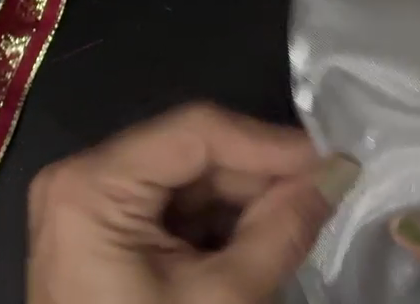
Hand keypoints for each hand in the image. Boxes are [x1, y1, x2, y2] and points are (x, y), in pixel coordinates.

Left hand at [28, 102, 360, 303]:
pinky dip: (218, 223)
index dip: (268, 142)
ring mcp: (88, 206)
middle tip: (328, 188)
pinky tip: (264, 234)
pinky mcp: (102, 234)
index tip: (332, 158)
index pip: (194, 133)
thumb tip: (337, 174)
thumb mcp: (221, 302)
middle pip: (190, 154)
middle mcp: (82, 178)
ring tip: (305, 212)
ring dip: (245, 200)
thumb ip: (280, 230)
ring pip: (185, 181)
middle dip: (260, 175)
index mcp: (93, 184)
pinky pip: (170, 210)